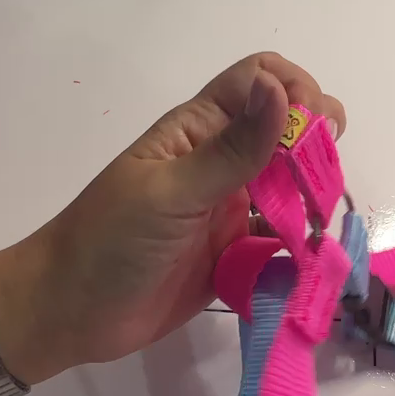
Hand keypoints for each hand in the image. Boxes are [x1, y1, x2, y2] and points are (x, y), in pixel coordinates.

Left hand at [0, 53, 344, 383]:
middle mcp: (220, 165)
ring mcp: (228, 211)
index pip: (258, 81)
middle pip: (284, 134)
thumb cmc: (108, 242)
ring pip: (288, 188)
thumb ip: (231, 150)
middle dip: (315, 148)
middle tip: (322, 185)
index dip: (294, 92)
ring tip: (317, 225)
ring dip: (311, 199)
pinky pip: (278, 241)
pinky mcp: (234, 256)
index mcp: (198, 131)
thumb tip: (281, 91)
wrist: (72, 314)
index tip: (317, 129)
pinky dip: (299, 246)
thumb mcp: (170, 192)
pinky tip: (307, 259)